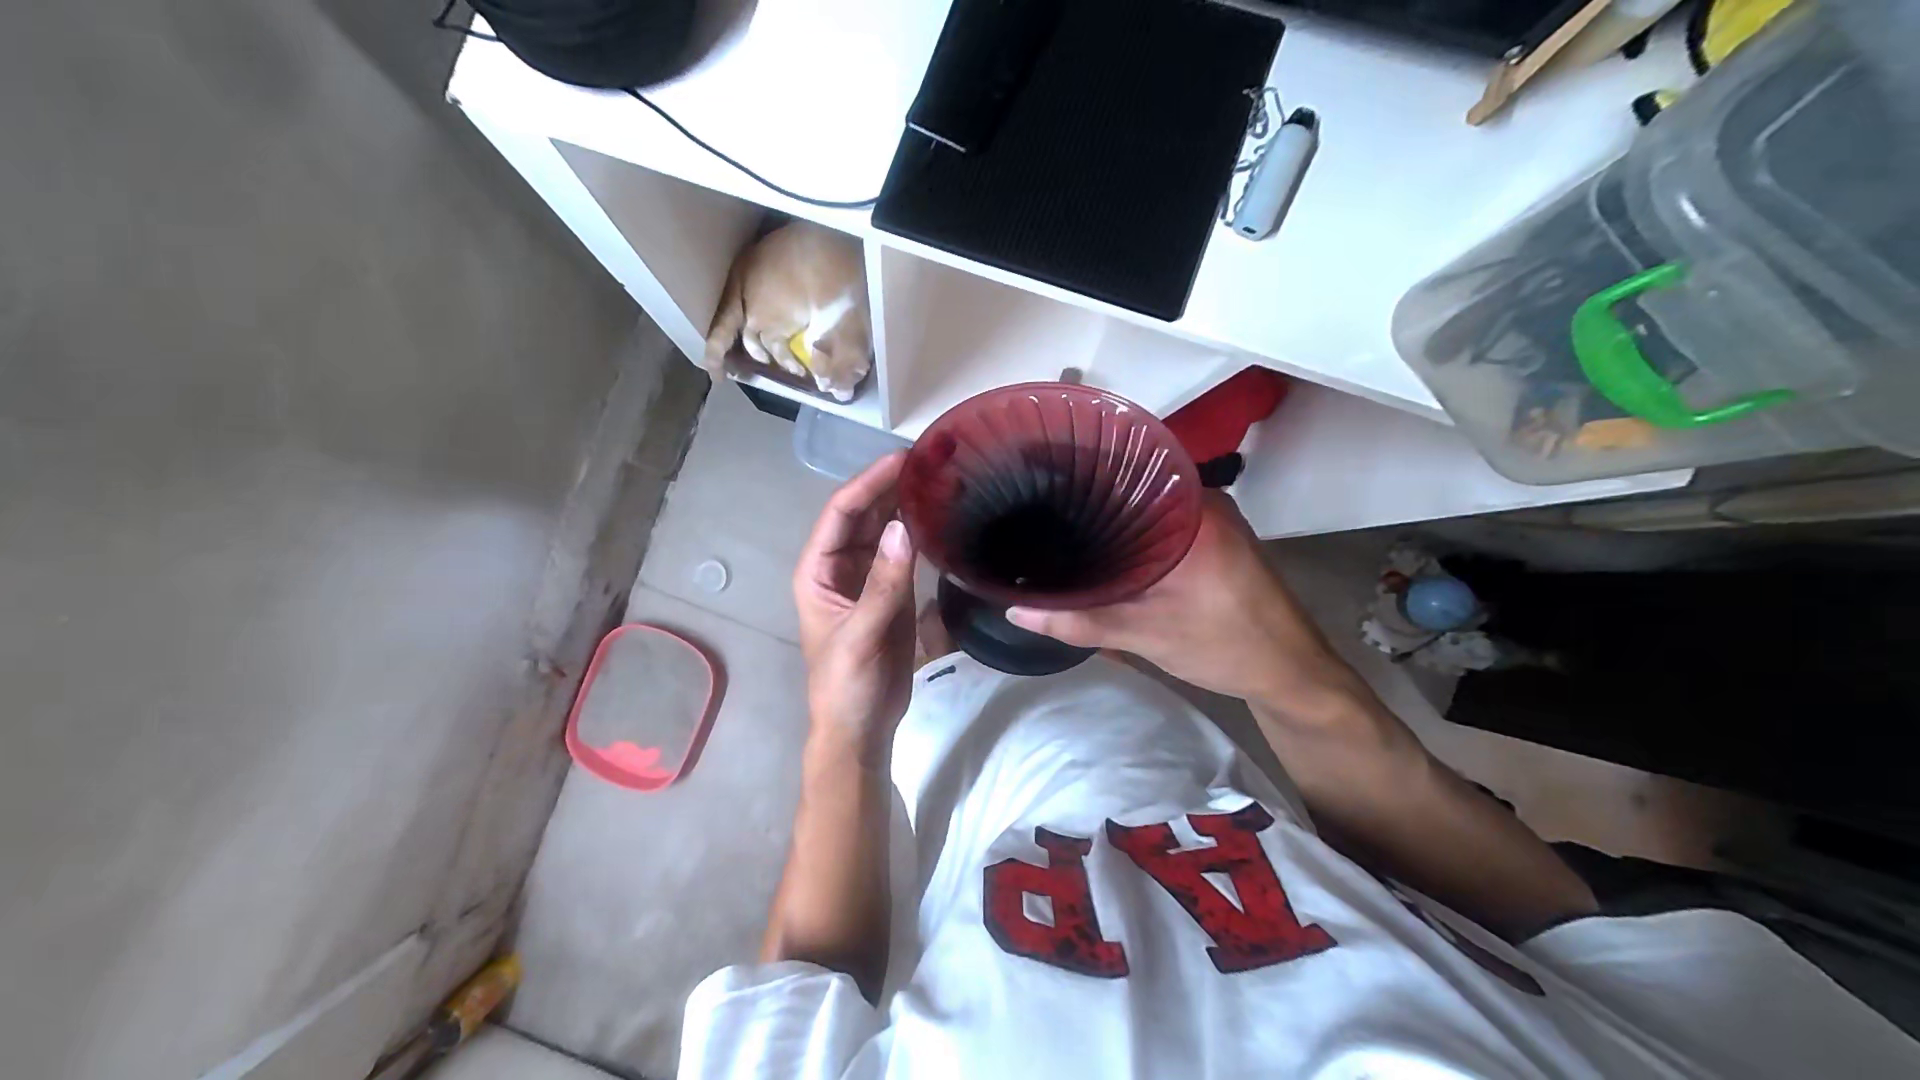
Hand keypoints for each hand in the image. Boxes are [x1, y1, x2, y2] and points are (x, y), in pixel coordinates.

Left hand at [794, 452, 916, 763]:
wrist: (862, 727)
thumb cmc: (846, 685)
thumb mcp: (861, 636)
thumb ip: (882, 585)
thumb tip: (902, 528)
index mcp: (817, 570)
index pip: (841, 513)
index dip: (869, 482)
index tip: (903, 458)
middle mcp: (839, 566)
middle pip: (863, 514)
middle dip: (889, 485)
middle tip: (930, 460)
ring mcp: (866, 577)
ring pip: (883, 529)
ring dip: (904, 504)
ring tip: (938, 478)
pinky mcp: (890, 591)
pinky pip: (902, 552)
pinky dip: (918, 533)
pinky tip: (940, 516)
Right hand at [1008, 493, 1368, 721]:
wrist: (1291, 674)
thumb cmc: (1226, 645)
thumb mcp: (1147, 634)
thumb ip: (1079, 621)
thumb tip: (1016, 612)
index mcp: (1192, 509)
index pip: (1124, 471)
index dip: (1078, 472)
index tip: (1035, 478)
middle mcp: (1203, 502)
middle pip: (1130, 489)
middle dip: (1085, 499)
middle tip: (1034, 510)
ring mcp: (1210, 521)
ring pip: (1144, 510)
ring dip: (1108, 521)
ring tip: (1054, 528)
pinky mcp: (1211, 541)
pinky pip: (1158, 526)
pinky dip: (1129, 536)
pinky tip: (1098, 552)